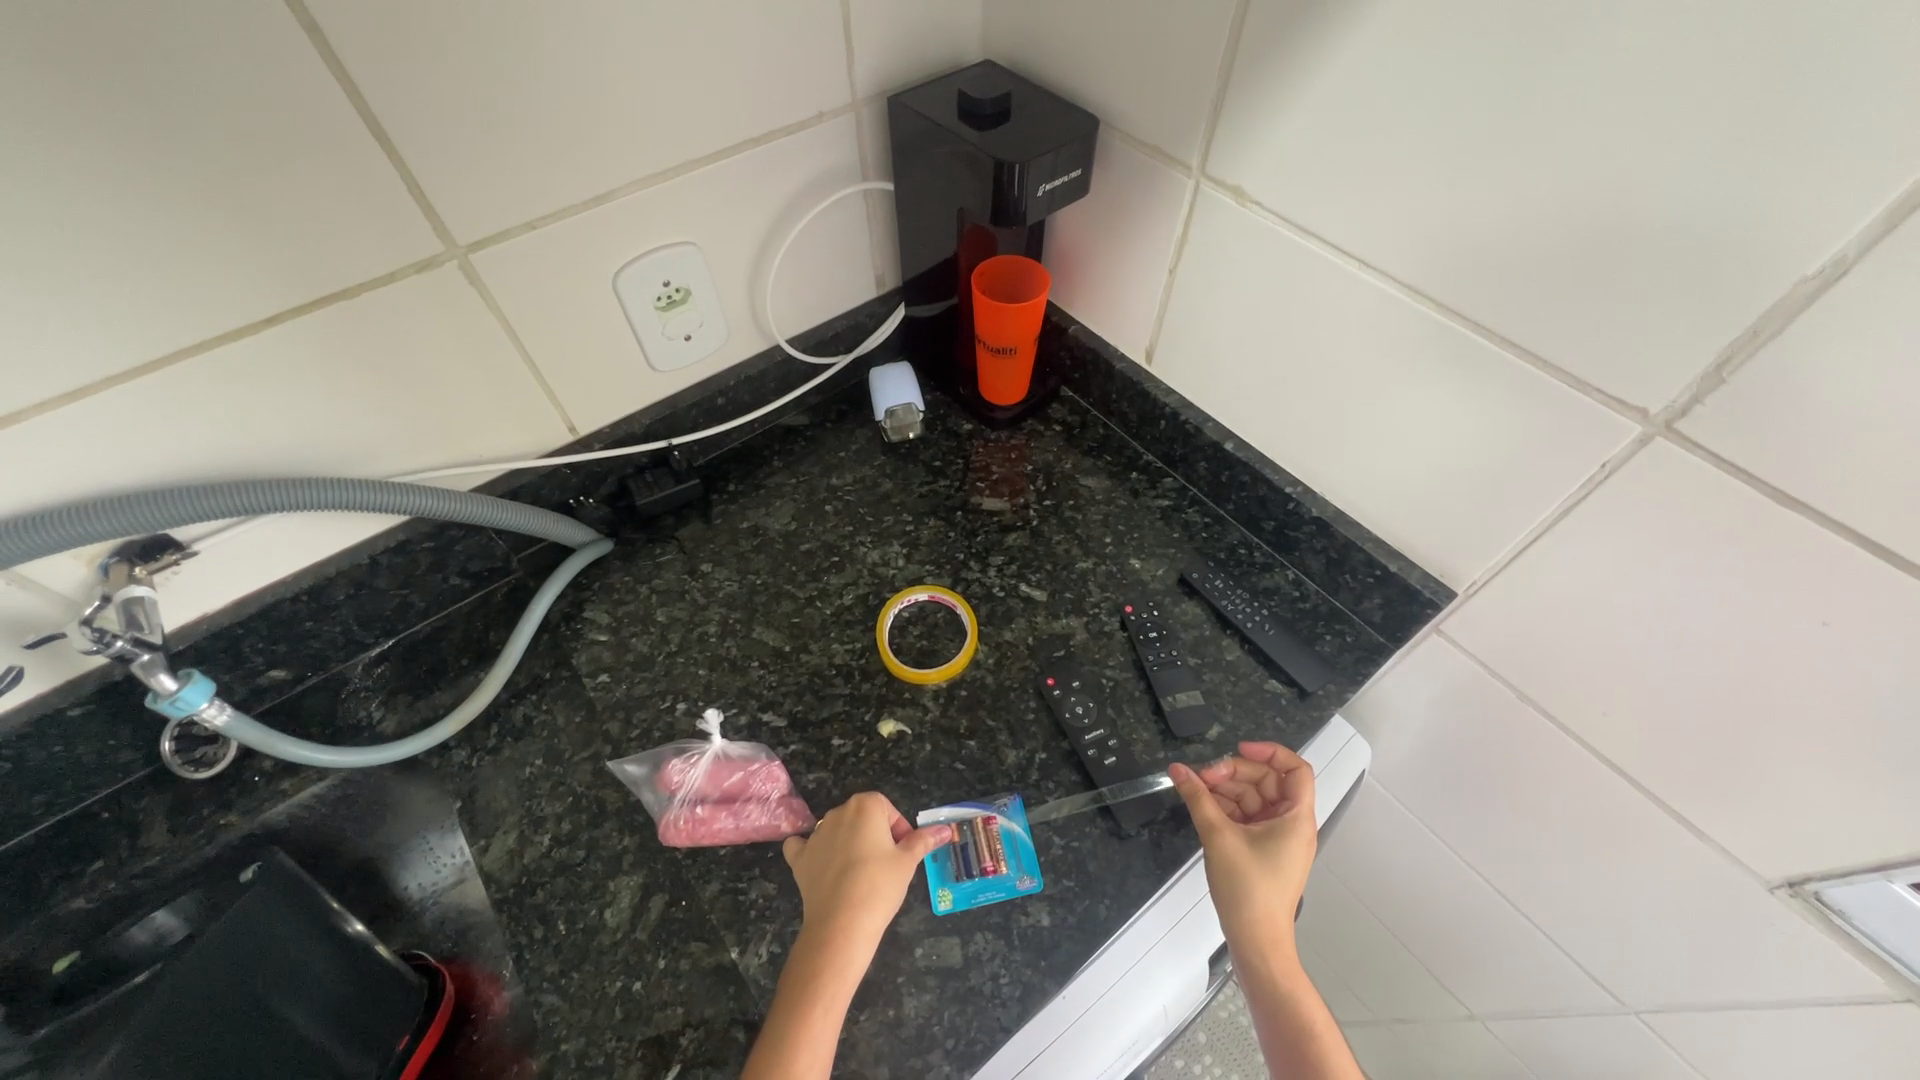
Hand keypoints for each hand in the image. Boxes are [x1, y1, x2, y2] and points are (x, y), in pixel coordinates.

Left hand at [782, 792, 950, 947]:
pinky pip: (804, 846)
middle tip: (887, 865)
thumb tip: (945, 829)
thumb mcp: (908, 862)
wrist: (841, 923)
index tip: (904, 852)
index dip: (898, 829)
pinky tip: (822, 865)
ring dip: (849, 843)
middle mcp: (837, 813)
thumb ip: (924, 840)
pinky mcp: (799, 858)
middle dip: (875, 835)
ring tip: (862, 874)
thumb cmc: (880, 885)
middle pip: (862, 817)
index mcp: (865, 806)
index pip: (886, 808)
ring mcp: (815, 835)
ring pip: (837, 830)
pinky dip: (812, 851)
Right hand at [1170, 741, 1317, 954]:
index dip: (1268, 752)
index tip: (1236, 749)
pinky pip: (1246, 817)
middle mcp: (1291, 823)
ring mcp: (1277, 838)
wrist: (1256, 941)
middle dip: (1234, 773)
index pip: (1295, 769)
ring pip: (1252, 798)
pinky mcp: (1262, 850)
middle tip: (1202, 777)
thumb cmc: (1247, 888)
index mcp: (1296, 817)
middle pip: (1267, 781)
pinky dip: (1225, 808)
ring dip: (1225, 790)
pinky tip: (1201, 805)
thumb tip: (1177, 768)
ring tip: (1195, 790)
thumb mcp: (1218, 836)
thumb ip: (1197, 797)